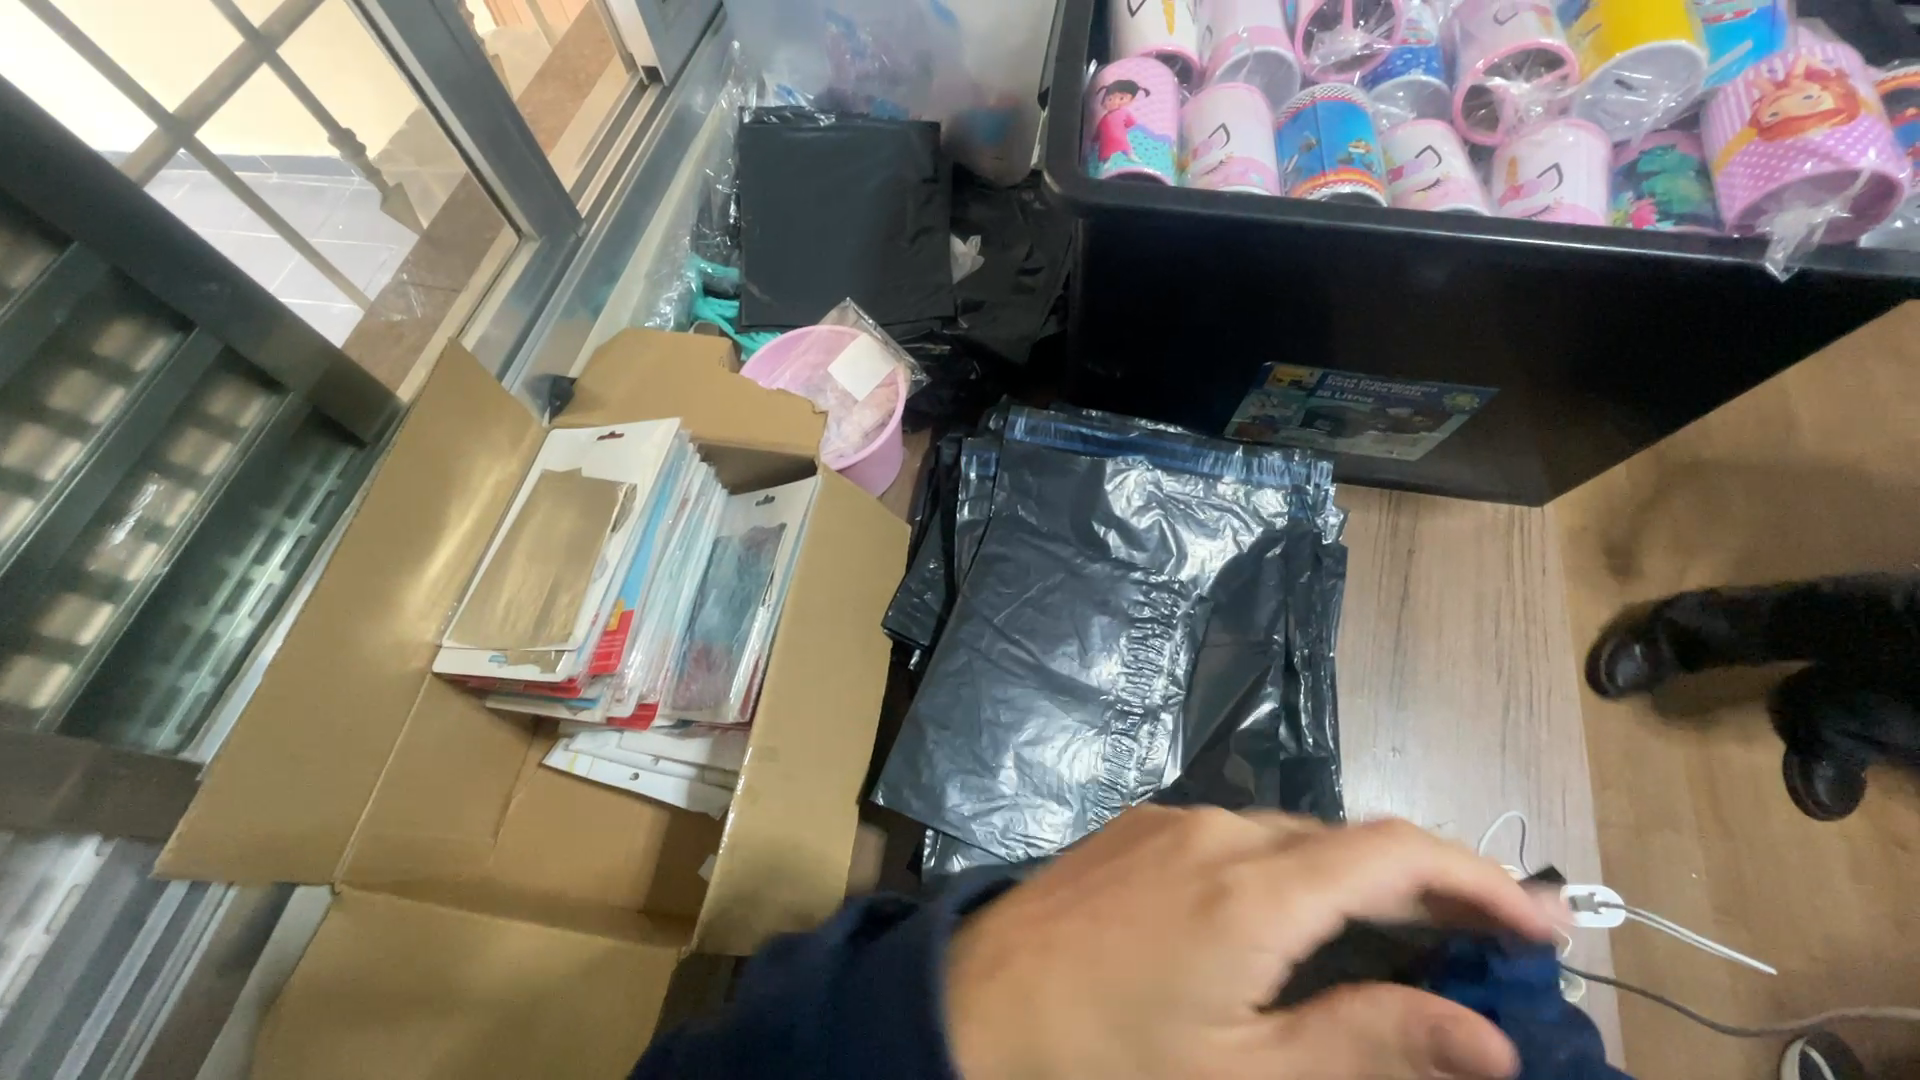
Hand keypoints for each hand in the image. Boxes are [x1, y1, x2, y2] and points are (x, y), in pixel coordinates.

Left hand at [943, 808, 1560, 1079]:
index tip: (1543, 921)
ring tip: (1399, 933)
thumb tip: (1491, 1039)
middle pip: (1343, 838)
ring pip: (1287, 835)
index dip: (1479, 876)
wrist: (969, 1007)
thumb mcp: (1246, 1076)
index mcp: (1252, 887)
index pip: (1393, 852)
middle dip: (1423, 880)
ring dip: (1350, 876)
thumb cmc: (1106, 1059)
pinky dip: (1285, 869)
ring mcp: (1166, 820)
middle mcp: (1213, 829)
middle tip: (1486, 941)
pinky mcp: (1132, 828)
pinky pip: (1231, 836)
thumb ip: (1369, 1043)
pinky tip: (1287, 917)